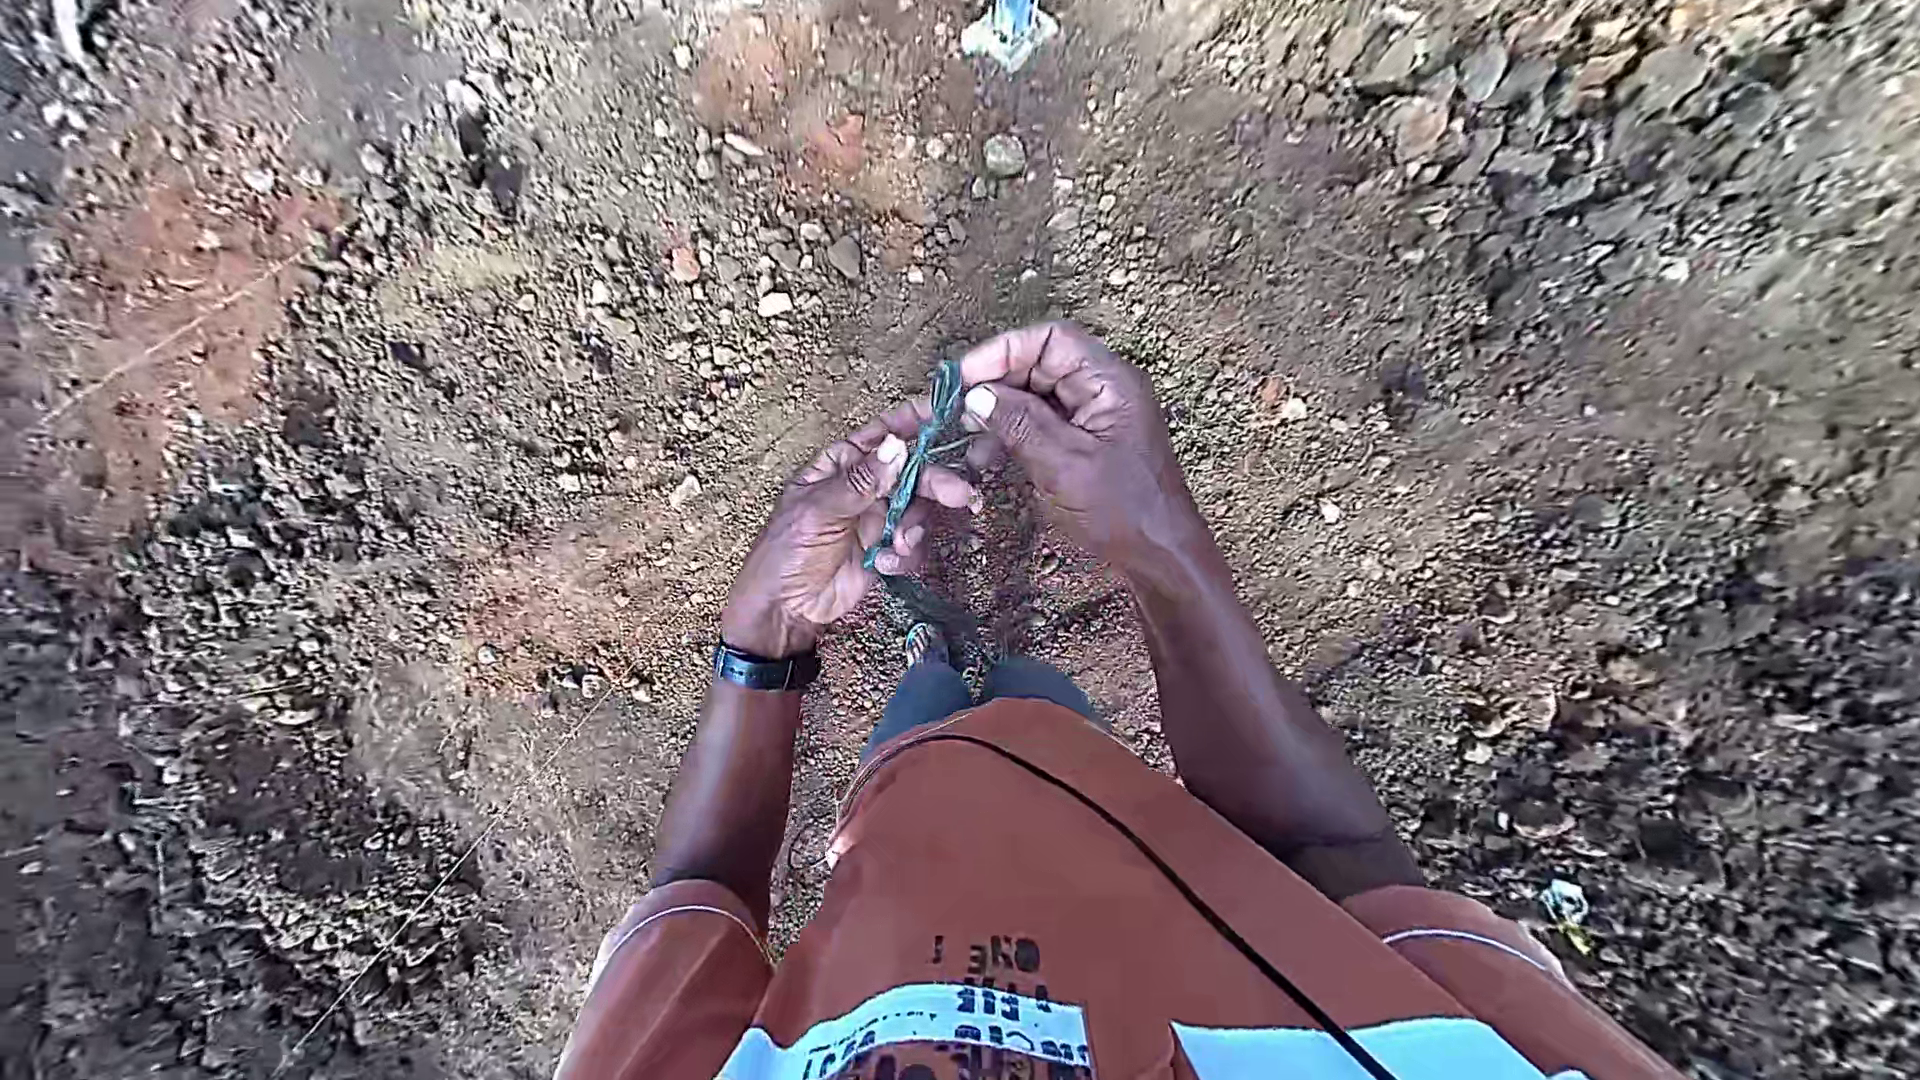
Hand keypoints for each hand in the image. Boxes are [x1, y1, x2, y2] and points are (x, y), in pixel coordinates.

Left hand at [720, 402, 977, 658]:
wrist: (785, 609)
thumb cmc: (786, 551)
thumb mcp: (818, 511)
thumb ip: (860, 481)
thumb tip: (897, 447)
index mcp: (844, 464)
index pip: (885, 432)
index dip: (918, 419)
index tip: (951, 413)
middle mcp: (868, 486)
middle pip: (916, 470)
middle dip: (938, 482)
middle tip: (960, 496)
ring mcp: (881, 517)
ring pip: (921, 508)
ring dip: (917, 526)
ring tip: (900, 544)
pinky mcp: (890, 548)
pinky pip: (916, 543)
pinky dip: (907, 555)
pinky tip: (885, 564)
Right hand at [959, 322, 1200, 573]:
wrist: (1158, 554)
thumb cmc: (1122, 510)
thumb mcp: (1065, 465)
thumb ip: (1021, 424)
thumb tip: (976, 395)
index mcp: (1108, 382)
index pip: (1050, 340)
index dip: (1003, 350)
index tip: (964, 377)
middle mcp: (1100, 390)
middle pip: (1038, 365)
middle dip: (995, 382)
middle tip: (956, 407)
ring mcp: (1090, 416)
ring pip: (1034, 396)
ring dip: (998, 411)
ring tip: (966, 433)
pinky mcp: (1080, 442)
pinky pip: (1039, 424)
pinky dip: (1010, 433)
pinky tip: (985, 453)